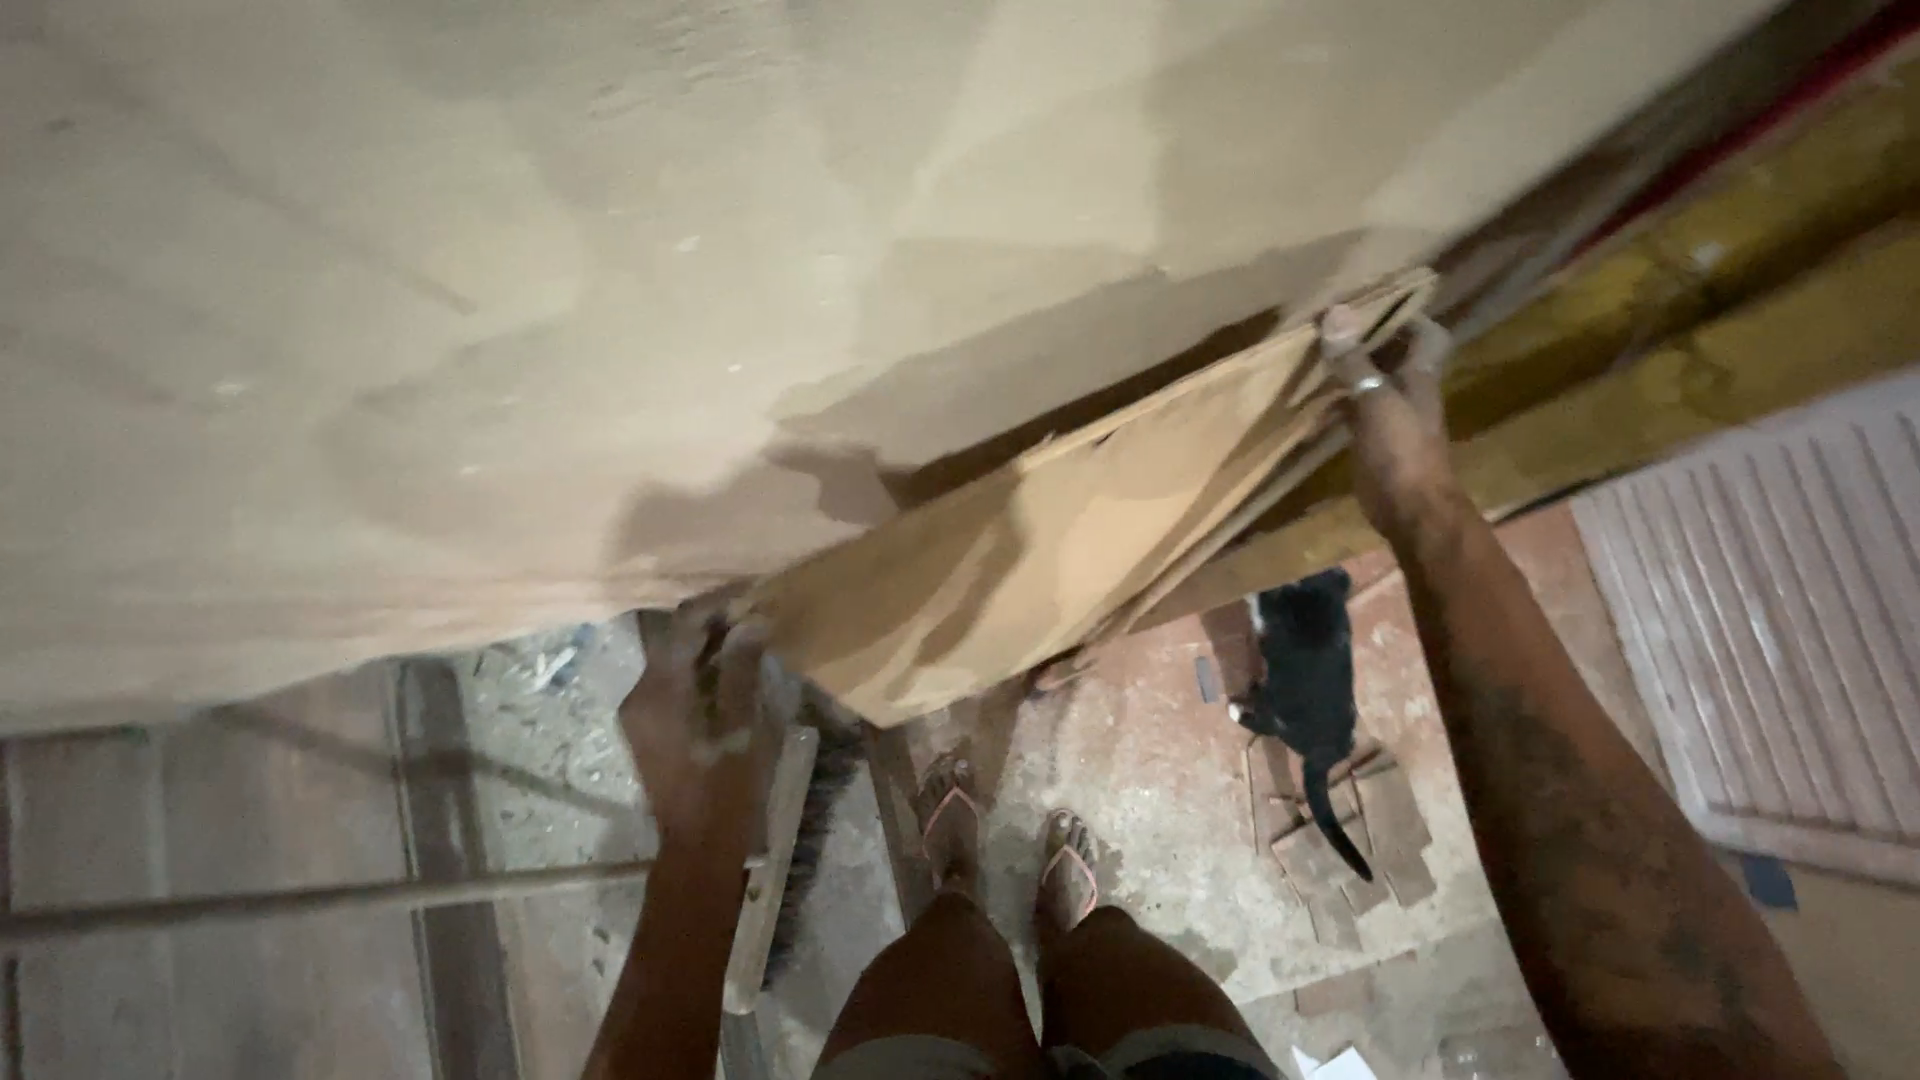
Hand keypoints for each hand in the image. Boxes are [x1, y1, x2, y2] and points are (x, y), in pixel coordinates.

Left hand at [619, 604, 771, 848]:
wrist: (698, 845)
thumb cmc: (726, 788)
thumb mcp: (742, 726)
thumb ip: (742, 669)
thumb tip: (753, 619)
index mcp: (659, 692)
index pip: (685, 623)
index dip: (719, 601)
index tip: (755, 590)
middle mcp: (640, 693)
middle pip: (676, 636)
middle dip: (717, 619)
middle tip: (759, 610)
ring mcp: (640, 710)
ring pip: (675, 657)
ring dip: (711, 641)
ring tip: (753, 632)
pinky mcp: (649, 724)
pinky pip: (674, 678)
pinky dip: (702, 665)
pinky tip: (733, 666)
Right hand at [1325, 308, 1464, 545]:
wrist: (1411, 509)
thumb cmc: (1400, 451)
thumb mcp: (1374, 400)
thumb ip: (1354, 360)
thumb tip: (1336, 312)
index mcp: (1419, 377)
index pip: (1427, 335)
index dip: (1408, 318)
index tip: (1375, 306)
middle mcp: (1409, 393)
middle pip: (1394, 358)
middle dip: (1368, 342)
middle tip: (1331, 330)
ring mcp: (1391, 420)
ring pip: (1371, 385)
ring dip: (1348, 373)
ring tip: (1314, 360)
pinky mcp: (1373, 443)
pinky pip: (1354, 414)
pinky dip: (1336, 406)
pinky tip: (1312, 406)